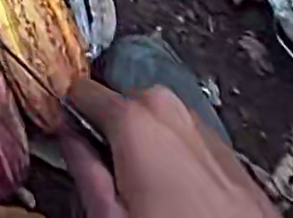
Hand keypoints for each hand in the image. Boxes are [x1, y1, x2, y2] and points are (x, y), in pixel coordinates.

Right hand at [59, 78, 276, 217]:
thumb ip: (82, 168)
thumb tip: (67, 136)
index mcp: (133, 119)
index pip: (81, 90)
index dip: (70, 113)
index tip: (68, 135)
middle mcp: (166, 108)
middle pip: (117, 104)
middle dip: (110, 134)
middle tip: (114, 182)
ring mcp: (199, 125)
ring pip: (151, 121)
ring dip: (142, 146)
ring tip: (149, 197)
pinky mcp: (225, 148)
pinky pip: (181, 138)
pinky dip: (172, 158)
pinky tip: (179, 201)